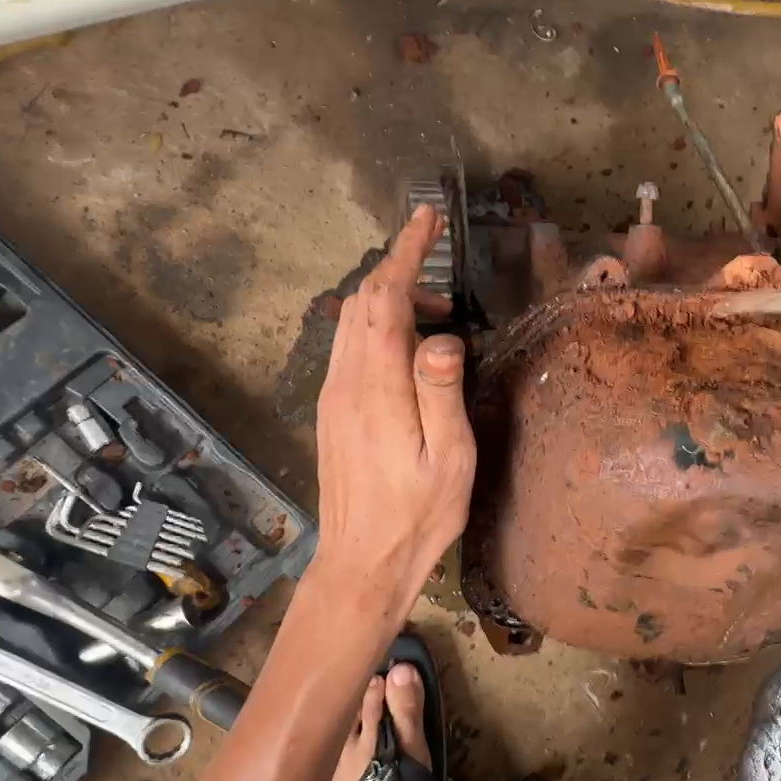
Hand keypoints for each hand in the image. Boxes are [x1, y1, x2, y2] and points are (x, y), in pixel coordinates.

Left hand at [313, 205, 475, 599]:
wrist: (362, 562)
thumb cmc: (417, 514)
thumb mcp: (448, 457)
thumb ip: (442, 391)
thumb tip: (443, 335)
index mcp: (377, 386)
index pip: (385, 298)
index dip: (405, 252)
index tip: (426, 217)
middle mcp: (346, 380)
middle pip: (362, 300)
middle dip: (399, 266)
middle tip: (441, 262)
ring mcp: (334, 394)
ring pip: (352, 320)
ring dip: (390, 297)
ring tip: (438, 310)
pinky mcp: (333, 409)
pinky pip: (350, 345)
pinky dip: (379, 324)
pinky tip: (410, 349)